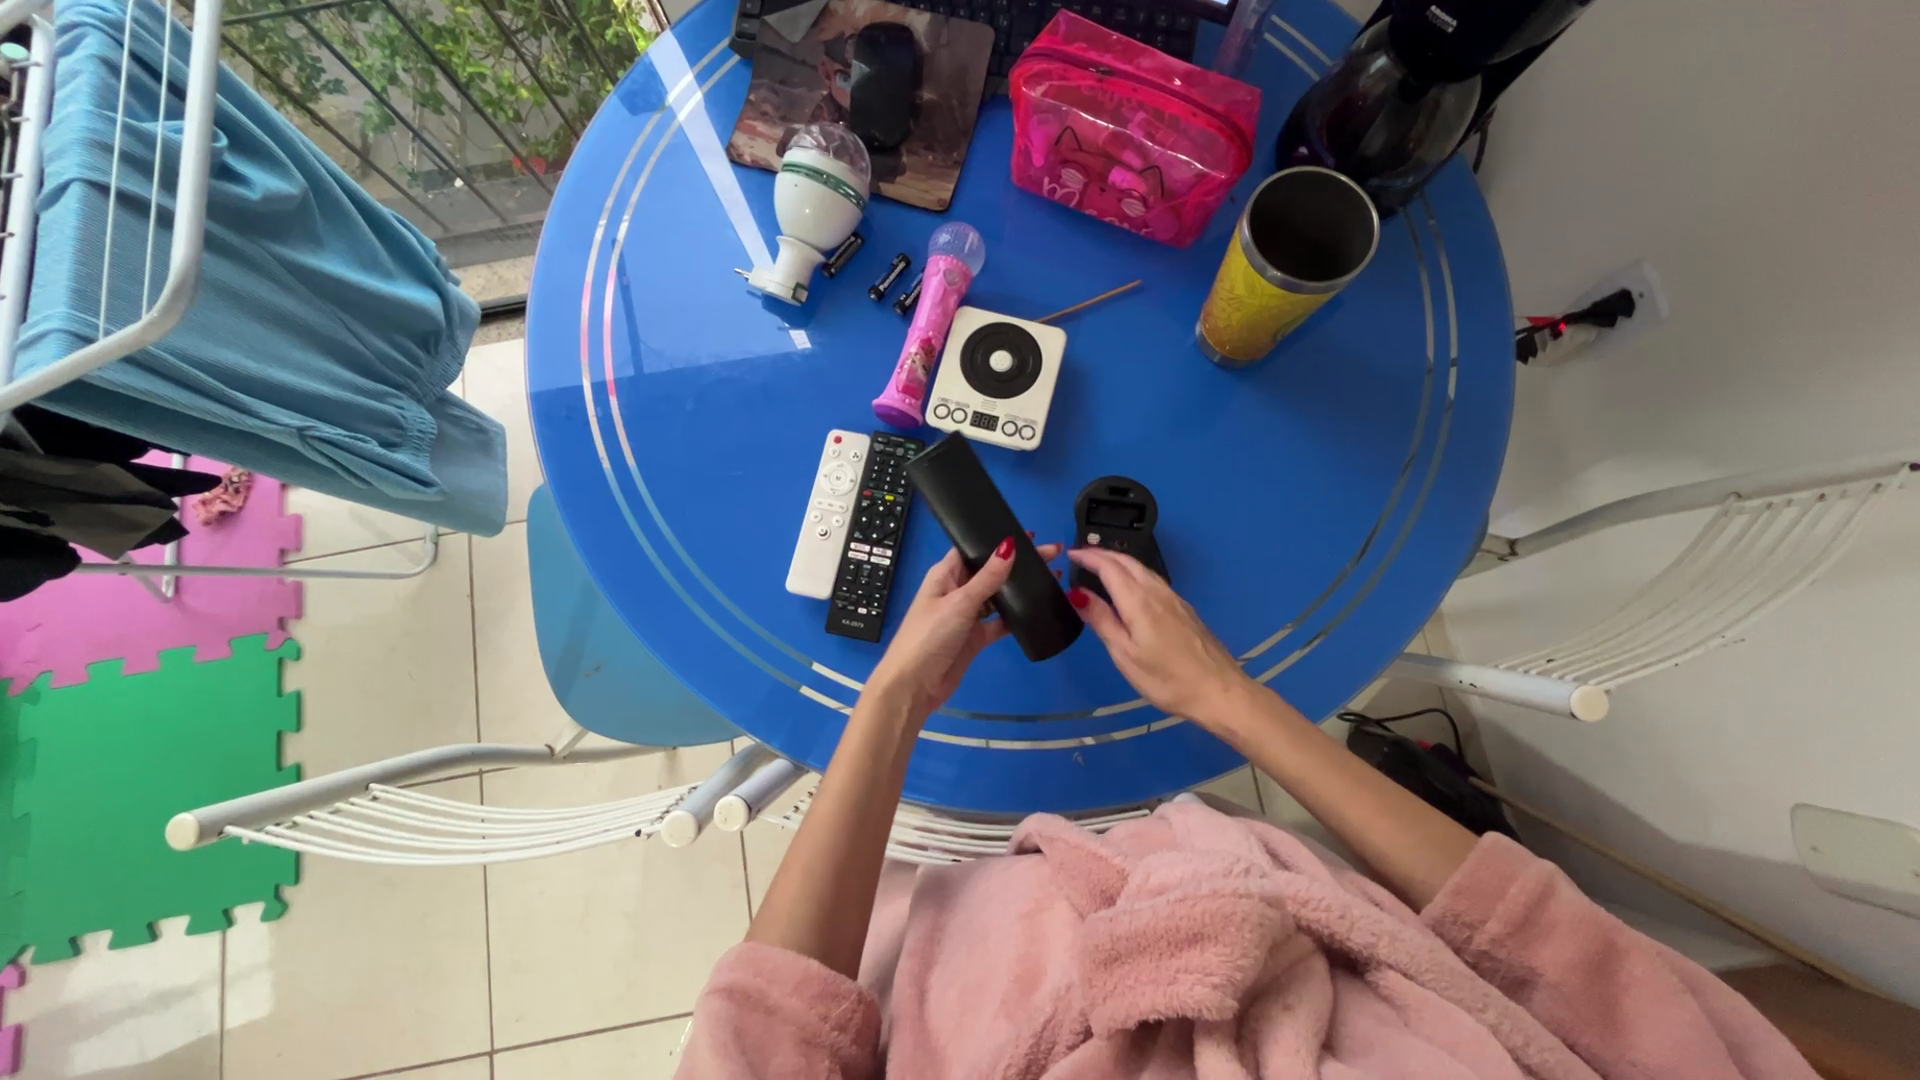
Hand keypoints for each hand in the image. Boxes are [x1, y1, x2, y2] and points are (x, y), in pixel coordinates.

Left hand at [868, 537, 1064, 721]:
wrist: (914, 685)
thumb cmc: (930, 636)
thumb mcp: (959, 603)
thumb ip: (987, 577)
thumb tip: (1009, 546)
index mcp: (945, 575)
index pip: (974, 550)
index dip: (998, 541)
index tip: (1029, 534)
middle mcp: (957, 591)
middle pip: (990, 571)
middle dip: (1017, 563)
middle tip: (1052, 553)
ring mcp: (967, 615)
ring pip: (998, 596)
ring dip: (1020, 589)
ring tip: (1053, 576)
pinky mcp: (976, 637)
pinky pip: (1000, 622)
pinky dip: (1016, 617)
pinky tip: (1038, 609)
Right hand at [1066, 547, 1264, 733]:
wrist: (1219, 690)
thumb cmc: (1166, 679)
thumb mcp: (1124, 653)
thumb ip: (1102, 620)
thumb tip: (1077, 592)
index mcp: (1139, 601)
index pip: (1110, 567)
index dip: (1089, 556)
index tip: (1070, 554)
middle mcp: (1158, 592)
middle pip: (1128, 562)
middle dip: (1103, 554)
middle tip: (1081, 556)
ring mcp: (1175, 599)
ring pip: (1143, 569)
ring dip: (1120, 562)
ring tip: (1101, 567)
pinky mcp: (1185, 609)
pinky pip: (1154, 580)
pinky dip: (1134, 574)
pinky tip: (1130, 587)